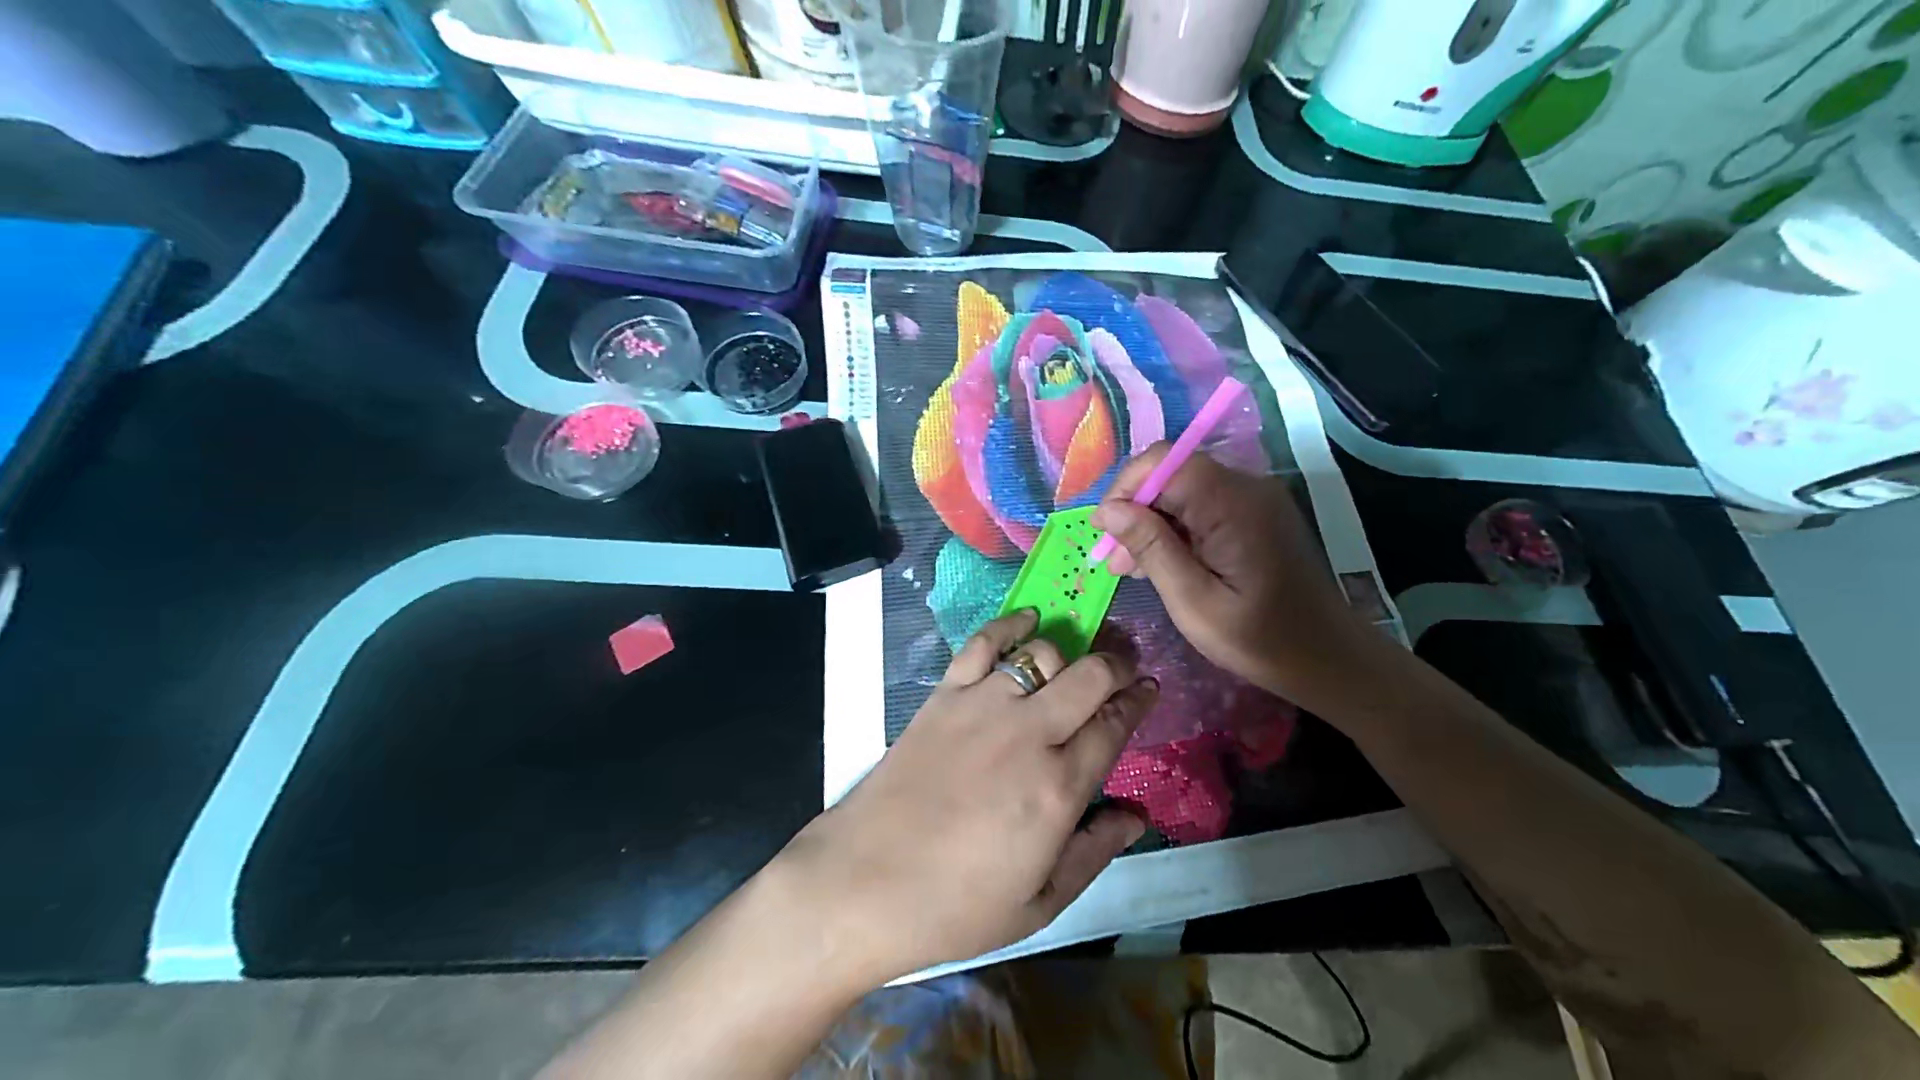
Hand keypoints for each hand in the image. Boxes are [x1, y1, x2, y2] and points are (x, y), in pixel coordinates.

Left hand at [770, 609, 1155, 984]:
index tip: (1149, 687)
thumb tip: (1138, 815)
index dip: (1138, 700)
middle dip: (1116, 663)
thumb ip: (1095, 851)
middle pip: (1090, 675)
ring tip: (1075, 656)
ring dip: (1069, 649)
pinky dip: (1010, 626)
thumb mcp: (1039, 902)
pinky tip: (1027, 622)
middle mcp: (1027, 734)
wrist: (863, 883)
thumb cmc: (954, 905)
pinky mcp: (943, 696)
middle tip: (1123, 666)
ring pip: (1042, 653)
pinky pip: (983, 644)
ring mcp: (982, 707)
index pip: (1114, 724)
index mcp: (1058, 788)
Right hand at [1090, 443, 1369, 706]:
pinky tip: (1163, 564)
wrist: (1327, 658)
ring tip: (1133, 569)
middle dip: (1135, 511)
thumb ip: (1152, 548)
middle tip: (1115, 563)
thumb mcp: (1192, 601)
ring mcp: (1253, 499)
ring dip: (1151, 523)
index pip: (1164, 461)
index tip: (1105, 533)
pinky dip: (1175, 530)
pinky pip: (1201, 506)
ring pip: (1182, 490)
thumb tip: (1108, 511)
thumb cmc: (1258, 639)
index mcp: (1233, 503)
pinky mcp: (1254, 515)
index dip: (1126, 488)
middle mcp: (1246, 487)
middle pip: (1171, 473)